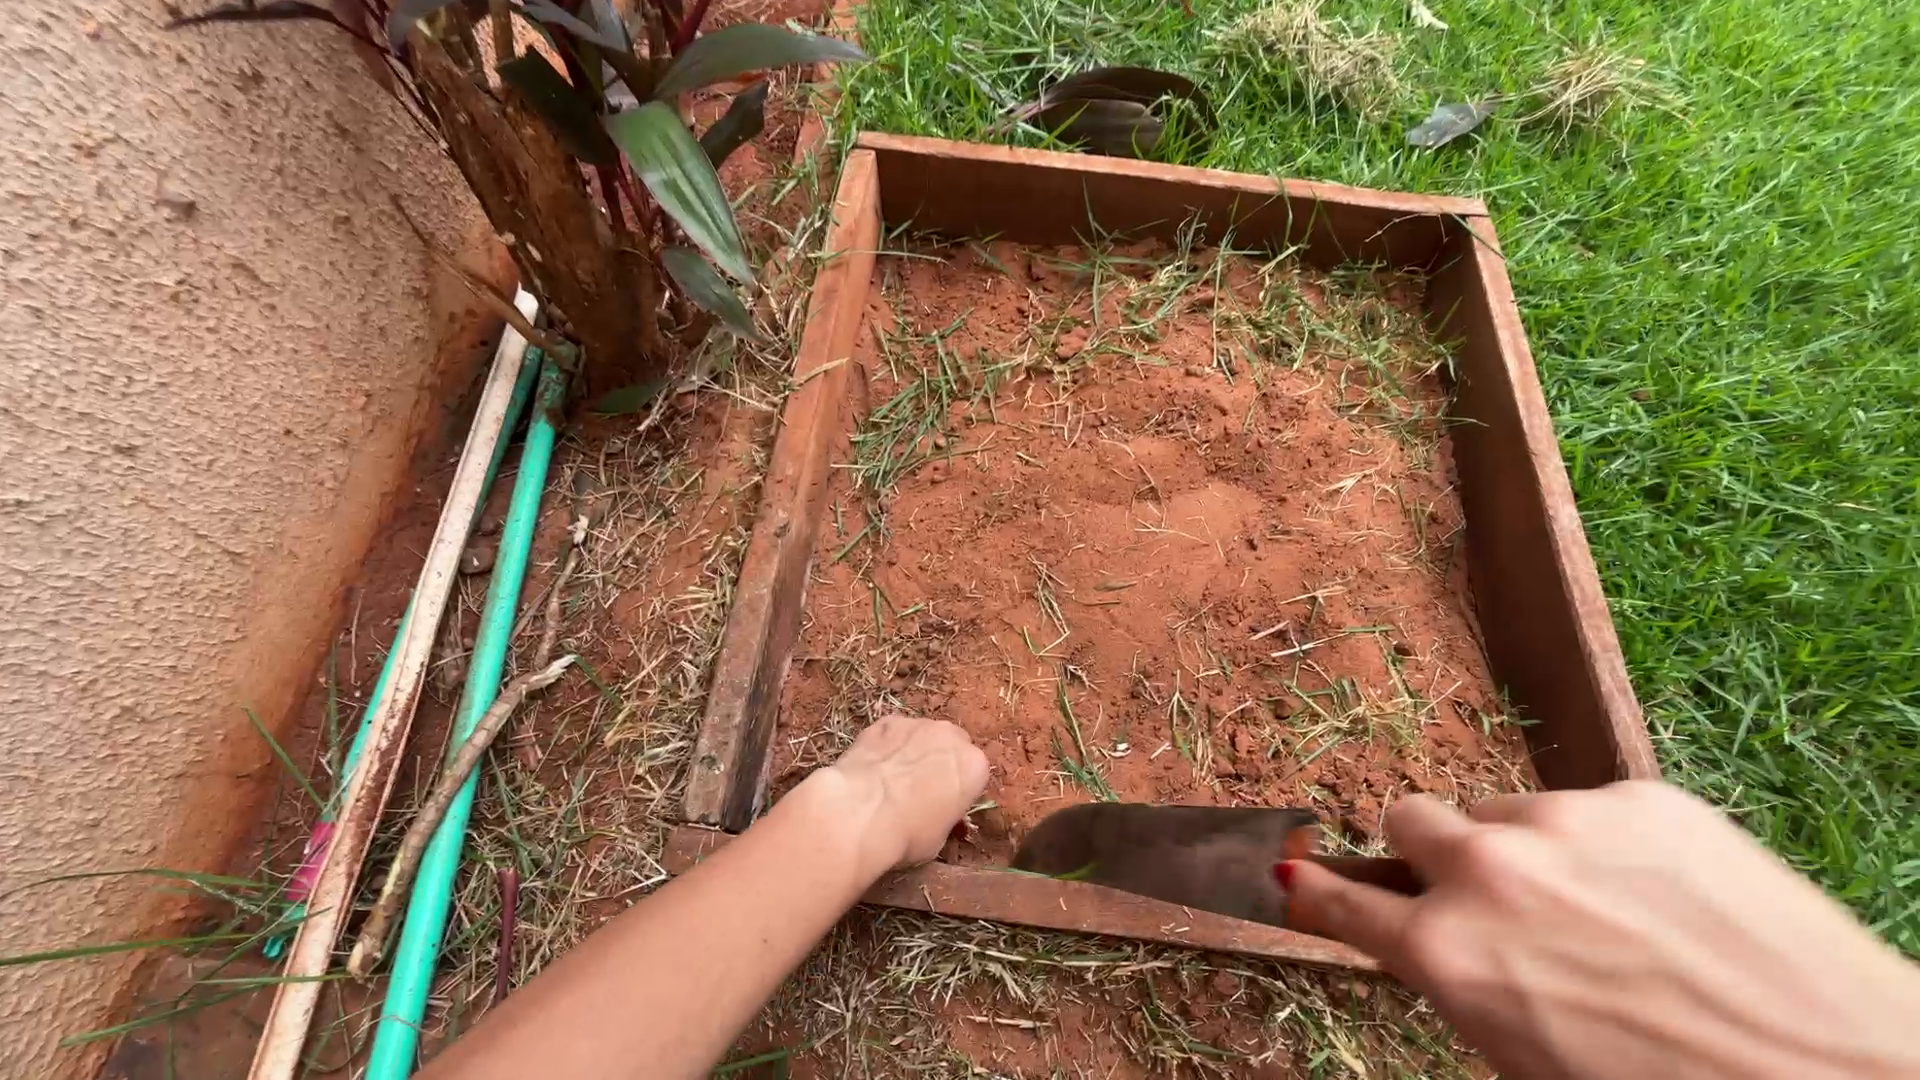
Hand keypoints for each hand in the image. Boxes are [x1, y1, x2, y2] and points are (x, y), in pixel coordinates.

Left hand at [802, 714, 988, 874]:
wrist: (860, 812)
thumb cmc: (907, 833)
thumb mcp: (939, 838)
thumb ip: (946, 815)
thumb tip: (935, 813)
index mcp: (974, 766)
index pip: (974, 775)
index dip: (959, 791)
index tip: (945, 805)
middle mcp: (951, 736)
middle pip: (952, 746)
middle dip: (940, 763)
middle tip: (920, 790)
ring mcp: (918, 723)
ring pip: (922, 735)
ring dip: (914, 751)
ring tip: (892, 779)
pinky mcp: (886, 720)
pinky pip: (894, 732)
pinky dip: (888, 745)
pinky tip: (874, 767)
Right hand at [1286, 781, 1919, 1079]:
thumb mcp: (1530, 1064)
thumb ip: (1461, 984)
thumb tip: (1428, 937)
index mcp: (1452, 955)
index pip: (1339, 900)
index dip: (1313, 889)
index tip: (1293, 876)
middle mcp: (1485, 872)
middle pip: (1405, 816)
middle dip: (1431, 851)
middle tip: (1486, 892)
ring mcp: (1559, 822)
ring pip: (1501, 812)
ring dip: (1527, 851)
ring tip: (1610, 909)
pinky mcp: (1637, 796)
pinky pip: (1583, 808)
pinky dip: (1601, 844)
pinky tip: (1669, 897)